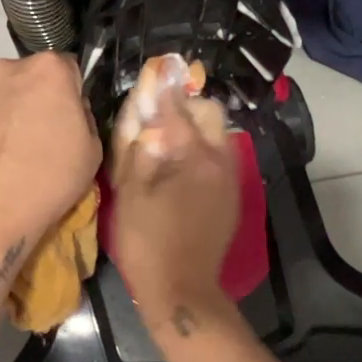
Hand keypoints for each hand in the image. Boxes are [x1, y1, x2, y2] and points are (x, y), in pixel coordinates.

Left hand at [0, 53, 101, 241]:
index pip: (68, 68)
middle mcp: (8, 68)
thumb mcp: (92, 150)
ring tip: (6, 150)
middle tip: (38, 136)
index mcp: (49, 69)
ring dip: (5, 111)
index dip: (71, 94)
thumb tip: (69, 113)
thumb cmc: (50, 178)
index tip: (68, 119)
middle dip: (35, 98)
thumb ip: (83, 117)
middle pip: (29, 77)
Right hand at [111, 88, 238, 314]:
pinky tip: (179, 169)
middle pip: (211, 113)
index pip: (180, 105)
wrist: (182, 290)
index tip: (155, 71)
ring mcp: (231, 180)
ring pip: (219, 135)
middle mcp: (221, 160)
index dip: (165, 87)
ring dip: (196, 129)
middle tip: (159, 116)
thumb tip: (142, 108)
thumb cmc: (147, 241)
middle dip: (187, 106)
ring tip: (167, 143)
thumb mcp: (129, 190)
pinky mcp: (232, 198)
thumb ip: (136, 144)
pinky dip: (202, 152)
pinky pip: (220, 159)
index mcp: (194, 155)